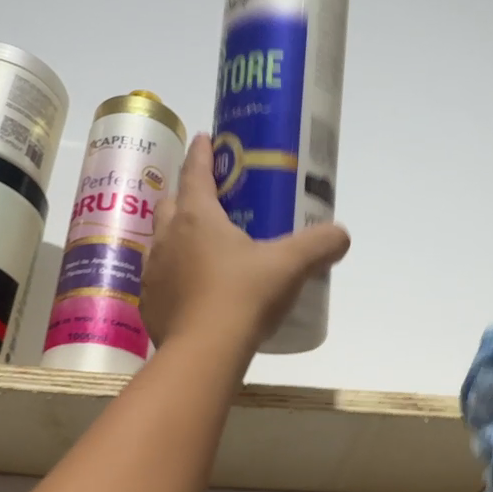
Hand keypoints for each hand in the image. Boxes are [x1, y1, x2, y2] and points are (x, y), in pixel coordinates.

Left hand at [140, 134, 350, 350]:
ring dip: (177, 238)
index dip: (202, 152)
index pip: (196, 172)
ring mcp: (154, 272)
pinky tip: (193, 290)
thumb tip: (341, 235)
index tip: (206, 138)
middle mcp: (167, 238)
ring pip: (162, 242)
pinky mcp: (151, 304)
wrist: (204, 353)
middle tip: (210, 201)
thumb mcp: (290, 266)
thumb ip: (319, 245)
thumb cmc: (244, 297)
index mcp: (197, 217)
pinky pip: (161, 280)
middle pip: (171, 204)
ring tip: (202, 247)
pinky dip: (174, 277)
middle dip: (187, 196)